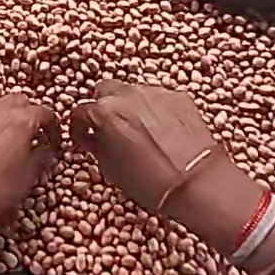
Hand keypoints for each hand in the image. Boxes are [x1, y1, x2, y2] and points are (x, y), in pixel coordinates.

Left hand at [0, 93, 58, 225]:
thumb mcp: (26, 179)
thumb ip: (40, 158)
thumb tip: (45, 151)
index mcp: (19, 121)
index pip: (44, 113)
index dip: (52, 126)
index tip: (52, 139)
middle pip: (20, 102)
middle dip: (28, 116)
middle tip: (31, 136)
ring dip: (5, 118)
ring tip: (7, 141)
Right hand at [70, 80, 262, 248]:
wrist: (196, 183)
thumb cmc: (150, 180)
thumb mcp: (110, 166)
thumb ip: (95, 144)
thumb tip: (89, 138)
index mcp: (104, 112)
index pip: (80, 112)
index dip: (78, 127)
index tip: (82, 137)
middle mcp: (127, 94)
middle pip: (104, 91)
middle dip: (102, 107)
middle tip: (107, 128)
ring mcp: (154, 92)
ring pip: (131, 92)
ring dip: (128, 106)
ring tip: (136, 130)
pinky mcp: (178, 96)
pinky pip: (157, 98)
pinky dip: (154, 109)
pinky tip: (159, 130)